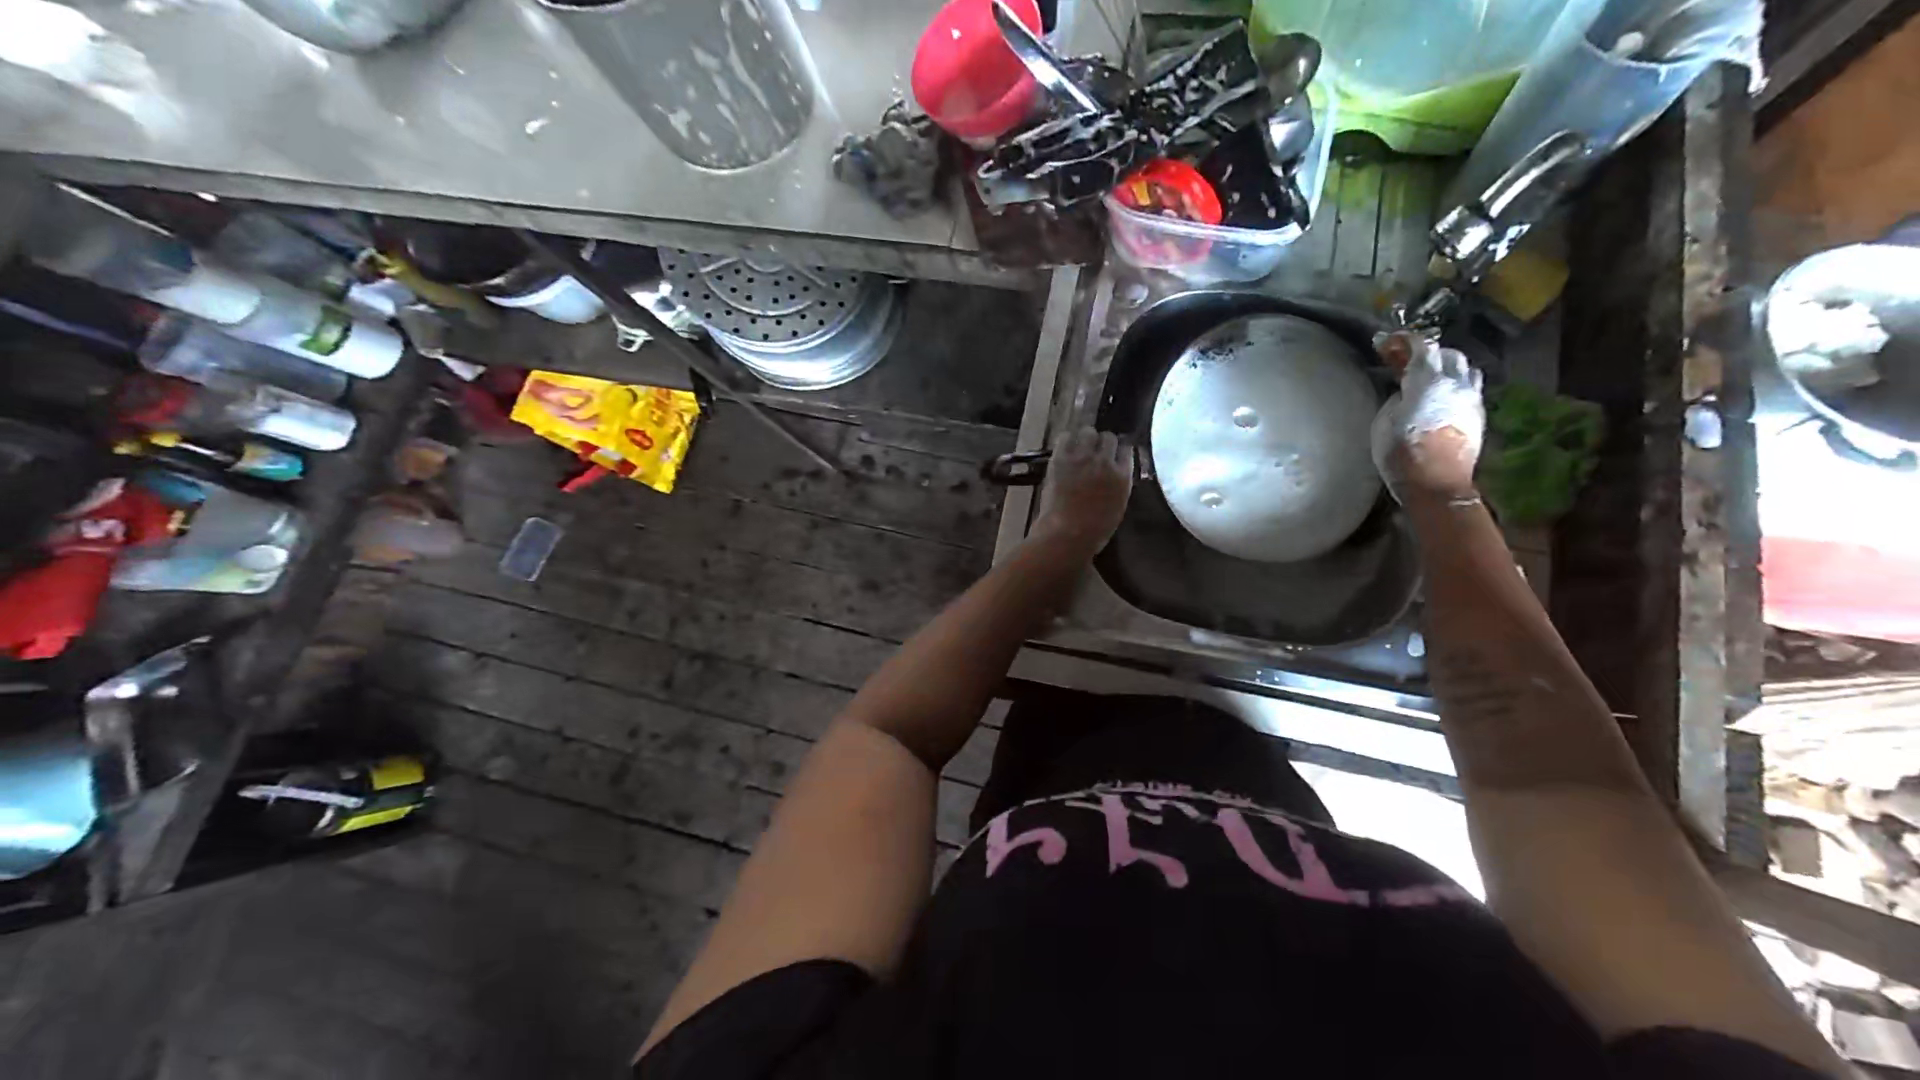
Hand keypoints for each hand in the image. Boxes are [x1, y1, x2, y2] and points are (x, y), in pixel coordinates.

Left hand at [1032, 428, 1132, 555]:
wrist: (1067, 533)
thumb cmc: (1094, 531)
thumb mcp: (1116, 508)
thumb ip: (1117, 487)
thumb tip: (1113, 476)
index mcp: (1122, 477)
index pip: (1126, 451)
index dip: (1119, 451)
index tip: (1113, 453)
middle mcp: (1106, 462)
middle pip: (1108, 438)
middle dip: (1102, 442)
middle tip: (1094, 450)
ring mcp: (1083, 458)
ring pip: (1088, 432)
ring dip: (1085, 438)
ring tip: (1079, 446)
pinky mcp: (1061, 458)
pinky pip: (1065, 437)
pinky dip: (1066, 440)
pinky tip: (1064, 446)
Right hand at [1370, 332, 1484, 502]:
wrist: (1437, 484)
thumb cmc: (1402, 453)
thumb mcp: (1384, 421)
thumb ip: (1397, 398)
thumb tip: (1406, 392)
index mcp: (1430, 381)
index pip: (1422, 346)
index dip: (1405, 339)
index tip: (1389, 341)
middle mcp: (1456, 383)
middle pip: (1449, 354)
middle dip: (1429, 352)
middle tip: (1408, 360)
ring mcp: (1471, 399)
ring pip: (1465, 369)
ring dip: (1448, 367)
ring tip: (1430, 376)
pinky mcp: (1478, 415)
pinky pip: (1469, 388)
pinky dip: (1455, 385)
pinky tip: (1442, 396)